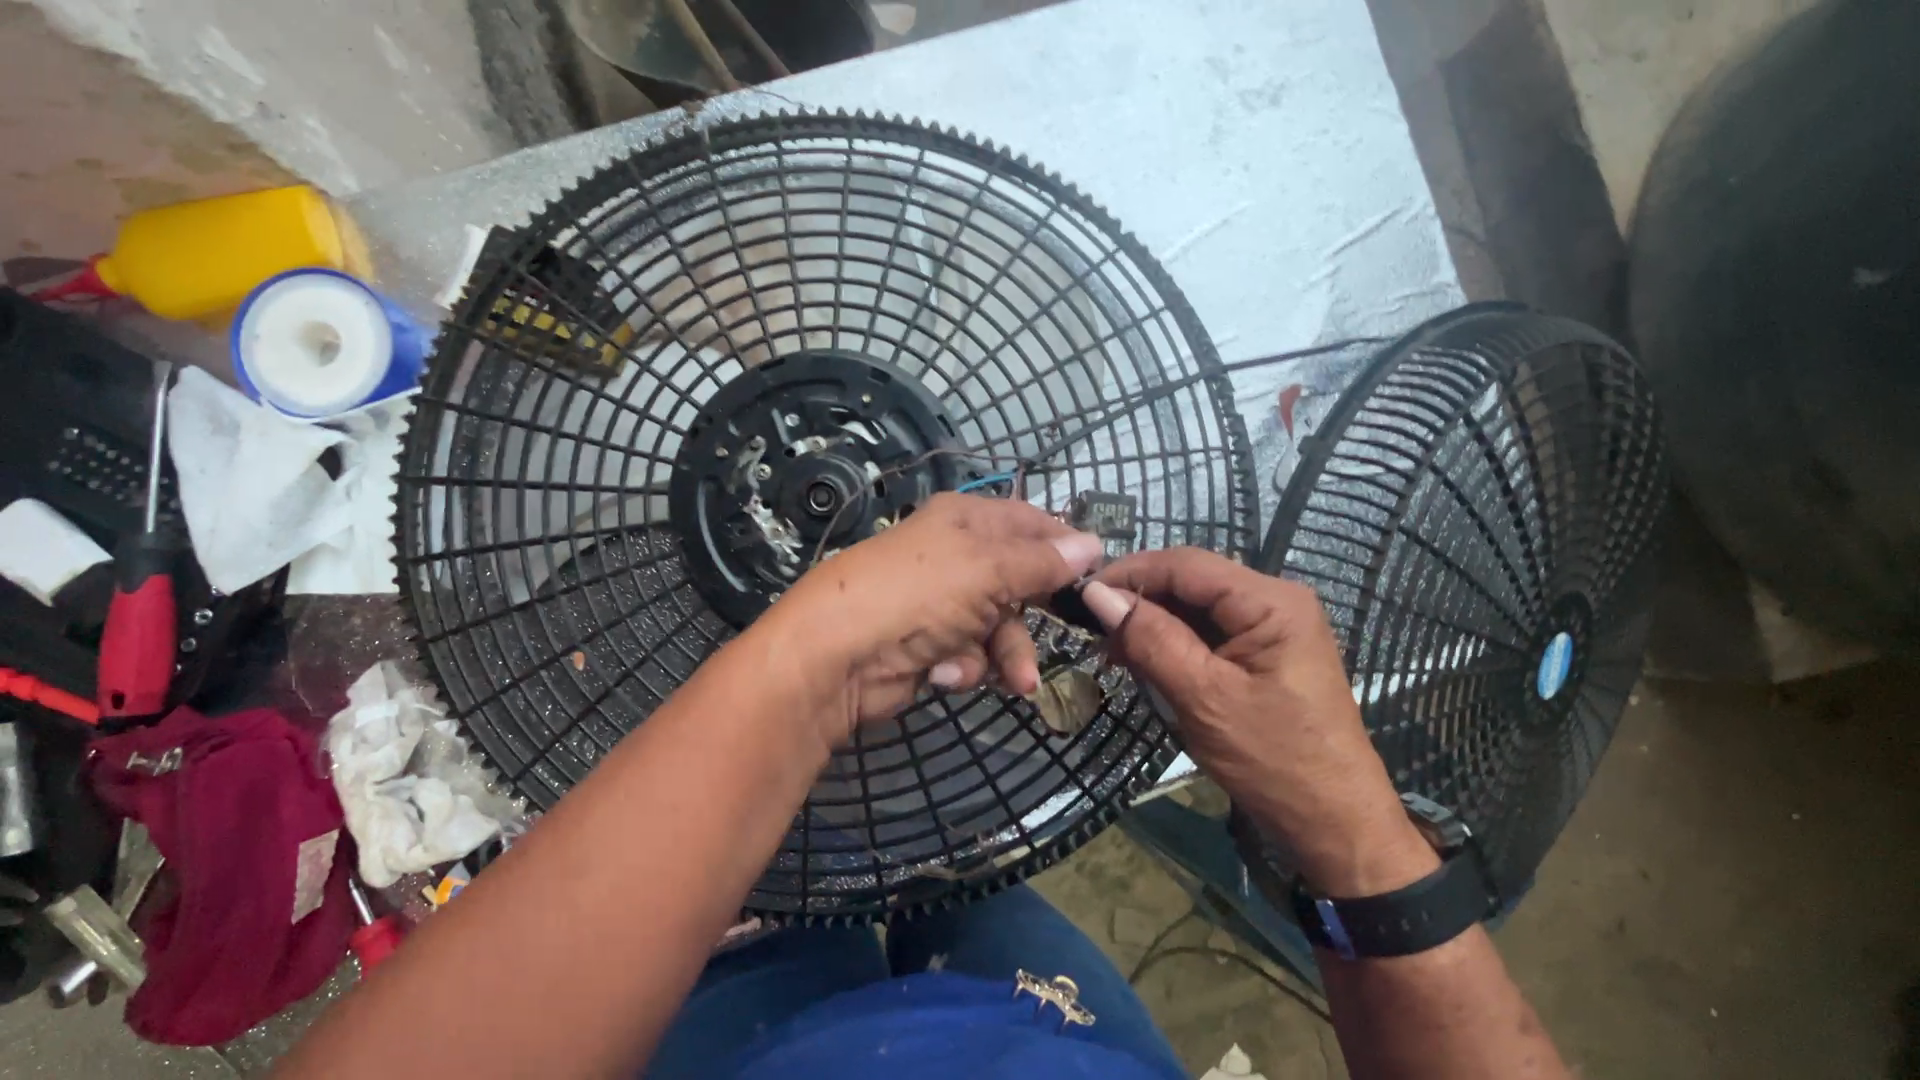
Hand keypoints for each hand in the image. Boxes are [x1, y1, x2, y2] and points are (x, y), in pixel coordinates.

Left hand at [750, 493, 1103, 744]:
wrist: (839, 655)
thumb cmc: (918, 594)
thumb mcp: (988, 570)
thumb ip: (1042, 562)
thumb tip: (1093, 543)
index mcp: (966, 520)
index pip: (1029, 522)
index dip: (1064, 546)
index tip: (1100, 574)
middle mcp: (956, 556)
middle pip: (1019, 581)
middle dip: (1034, 614)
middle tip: (1070, 629)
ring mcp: (941, 603)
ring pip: (1000, 628)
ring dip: (1006, 654)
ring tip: (1013, 681)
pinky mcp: (930, 646)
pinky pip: (972, 654)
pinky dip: (965, 666)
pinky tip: (944, 672)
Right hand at [1081, 549, 1436, 895]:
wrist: (1334, 823)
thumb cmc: (1273, 760)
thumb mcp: (1203, 698)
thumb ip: (1151, 639)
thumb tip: (1096, 595)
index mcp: (1271, 601)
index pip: (1186, 564)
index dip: (1129, 573)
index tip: (1079, 597)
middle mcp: (1275, 600)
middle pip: (1191, 582)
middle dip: (1139, 600)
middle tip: (1090, 631)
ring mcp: (1272, 628)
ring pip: (1196, 607)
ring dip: (1152, 624)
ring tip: (1110, 651)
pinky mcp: (1265, 654)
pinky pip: (1209, 633)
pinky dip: (1173, 644)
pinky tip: (1143, 663)